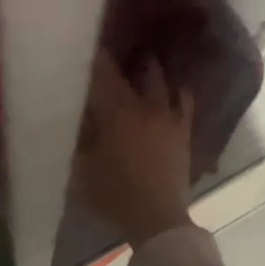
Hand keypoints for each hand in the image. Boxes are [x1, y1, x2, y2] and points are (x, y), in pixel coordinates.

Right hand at [77, 53, 196, 247]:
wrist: (157, 219)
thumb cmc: (114, 193)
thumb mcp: (84, 166)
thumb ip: (81, 138)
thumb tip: (80, 118)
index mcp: (118, 112)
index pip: (105, 75)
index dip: (97, 58)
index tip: (90, 46)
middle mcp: (145, 107)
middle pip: (138, 72)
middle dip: (128, 59)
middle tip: (118, 50)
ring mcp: (169, 119)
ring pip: (163, 83)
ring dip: (153, 70)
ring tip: (146, 61)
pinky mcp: (183, 133)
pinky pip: (185, 104)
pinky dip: (179, 93)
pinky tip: (176, 88)